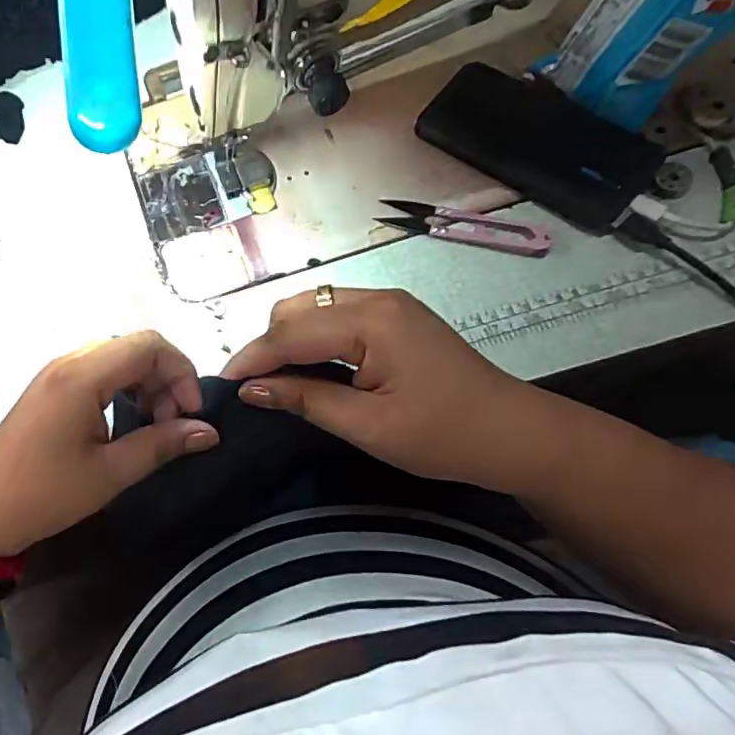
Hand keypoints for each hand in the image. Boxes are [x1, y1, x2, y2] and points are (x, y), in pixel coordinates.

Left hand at [0, 332, 218, 555]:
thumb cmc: (45, 494)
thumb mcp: (110, 472)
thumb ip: (162, 445)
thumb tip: (208, 432)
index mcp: (81, 376)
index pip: (149, 345)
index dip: (182, 372)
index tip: (192, 413)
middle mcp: (69, 362)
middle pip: (137, 347)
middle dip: (167, 380)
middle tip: (175, 425)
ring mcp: (58, 372)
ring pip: (120, 358)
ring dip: (148, 385)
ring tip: (155, 426)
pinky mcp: (53, 386)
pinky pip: (101, 371)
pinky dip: (126, 388)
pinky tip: (130, 420)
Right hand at [220, 287, 544, 492]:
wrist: (512, 433)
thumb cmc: (443, 436)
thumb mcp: (369, 426)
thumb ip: (306, 400)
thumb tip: (252, 389)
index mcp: (372, 320)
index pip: (291, 332)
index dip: (253, 358)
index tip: (222, 386)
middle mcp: (377, 298)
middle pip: (299, 308)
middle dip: (267, 344)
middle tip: (250, 388)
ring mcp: (389, 304)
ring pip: (316, 308)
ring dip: (288, 339)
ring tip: (272, 379)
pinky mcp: (396, 317)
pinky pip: (337, 316)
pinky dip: (313, 338)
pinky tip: (306, 367)